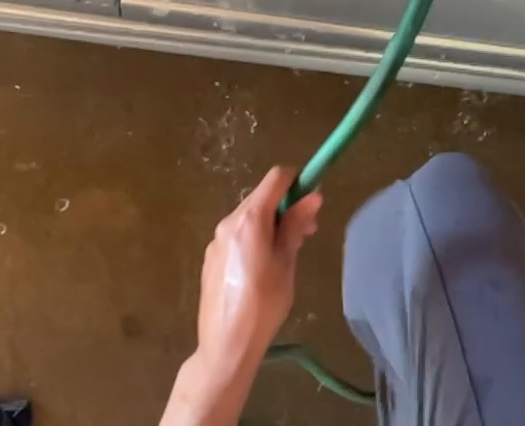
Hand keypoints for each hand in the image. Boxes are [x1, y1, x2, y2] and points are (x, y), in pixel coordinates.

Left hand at [194, 166, 321, 371]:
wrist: (225, 346)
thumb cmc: (263, 305)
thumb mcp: (286, 263)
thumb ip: (296, 225)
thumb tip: (313, 196)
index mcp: (249, 219)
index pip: (276, 178)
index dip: (297, 183)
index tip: (311, 204)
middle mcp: (229, 221)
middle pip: (262, 198)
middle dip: (286, 208)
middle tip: (306, 234)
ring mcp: (216, 239)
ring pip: (250, 217)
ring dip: (270, 224)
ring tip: (285, 255)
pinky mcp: (210, 257)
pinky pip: (237, 235)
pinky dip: (254, 238)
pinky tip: (261, 269)